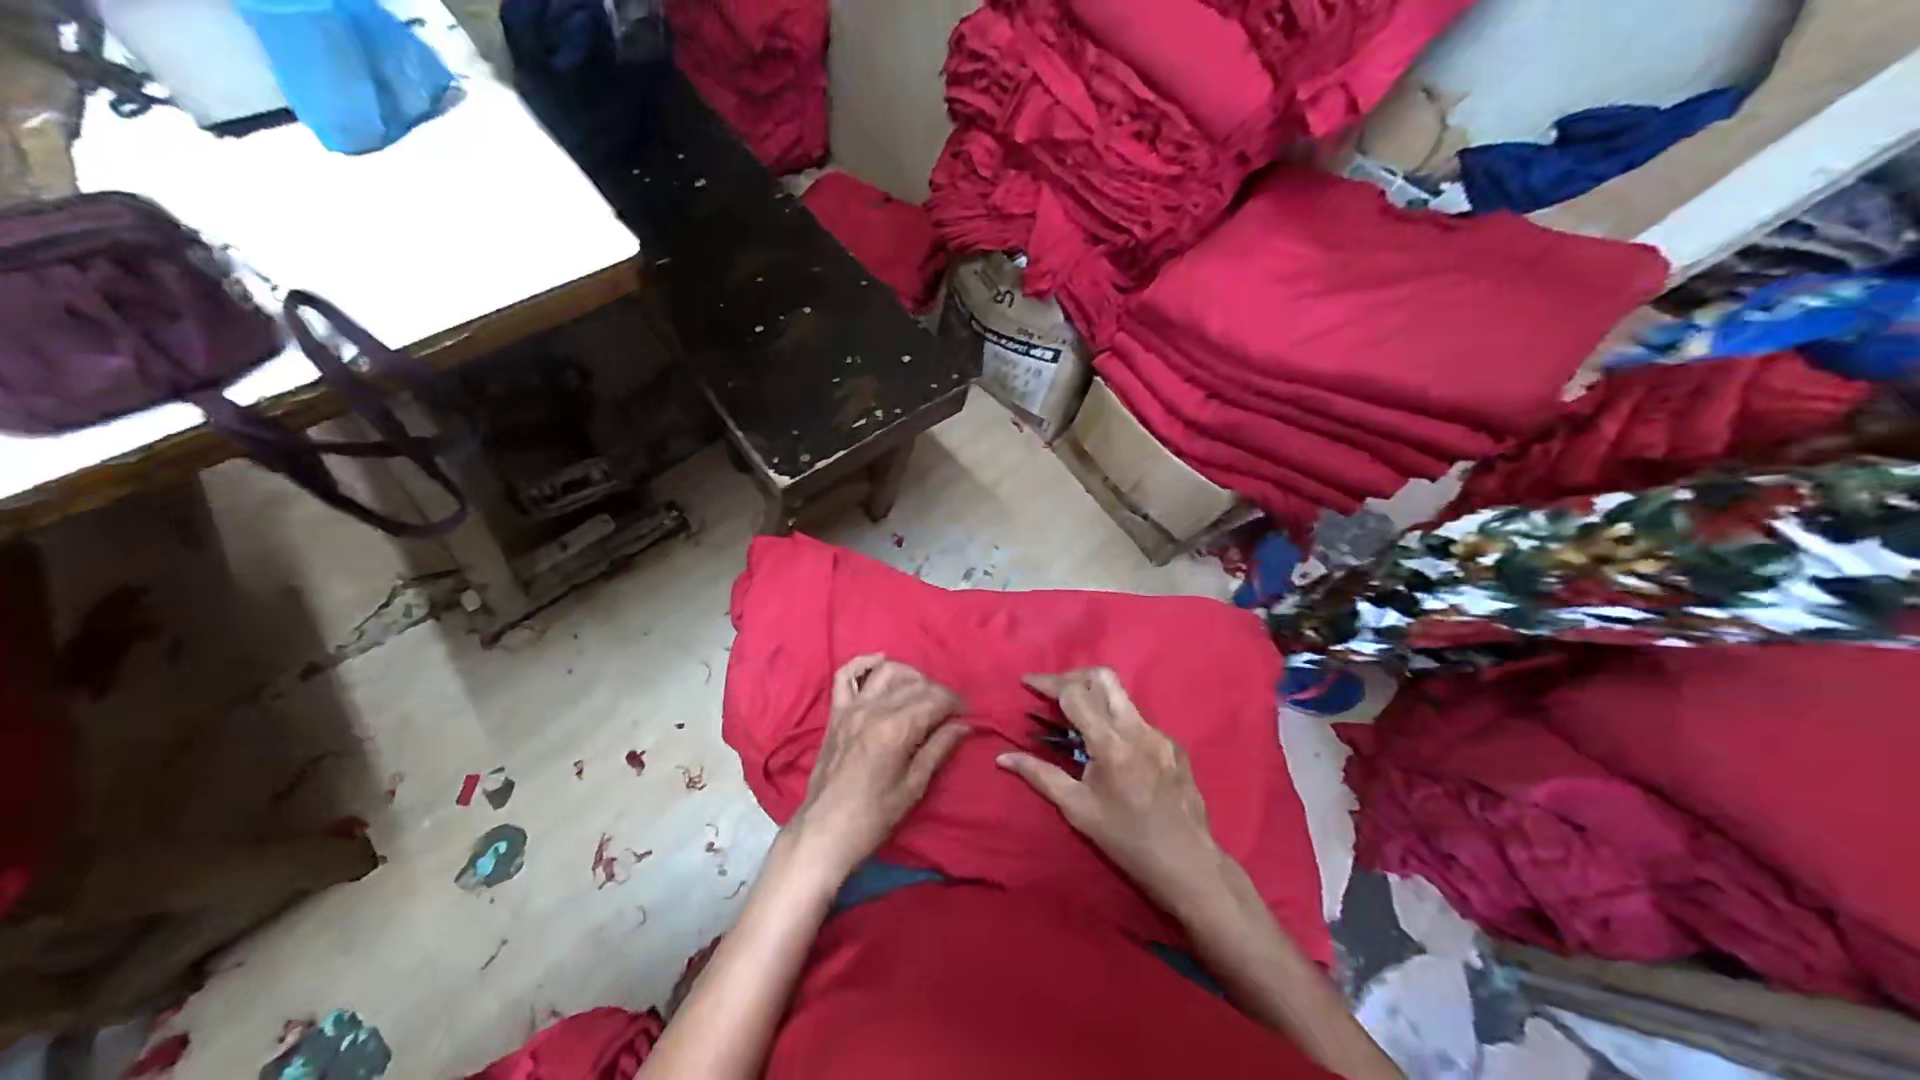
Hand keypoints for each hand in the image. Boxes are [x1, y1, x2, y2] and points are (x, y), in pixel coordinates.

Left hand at [787, 656, 969, 882]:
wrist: (825, 832)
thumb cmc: (874, 816)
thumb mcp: (914, 786)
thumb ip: (939, 749)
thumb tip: (964, 726)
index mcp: (896, 728)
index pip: (935, 699)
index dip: (956, 704)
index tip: (966, 715)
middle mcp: (874, 709)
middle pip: (915, 684)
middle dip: (938, 692)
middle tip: (949, 710)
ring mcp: (851, 708)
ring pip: (886, 672)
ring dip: (909, 675)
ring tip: (922, 691)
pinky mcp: (835, 714)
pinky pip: (844, 677)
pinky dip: (862, 664)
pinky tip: (878, 661)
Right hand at [997, 668, 1220, 914]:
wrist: (1187, 863)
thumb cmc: (1126, 840)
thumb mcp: (1077, 809)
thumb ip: (1040, 775)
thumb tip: (1003, 758)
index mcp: (1111, 744)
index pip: (1074, 695)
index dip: (1048, 683)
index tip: (1027, 682)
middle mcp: (1138, 729)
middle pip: (1103, 678)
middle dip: (1073, 677)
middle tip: (1052, 693)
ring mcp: (1160, 735)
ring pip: (1123, 696)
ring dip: (1095, 697)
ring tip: (1076, 720)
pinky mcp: (1174, 746)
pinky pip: (1139, 720)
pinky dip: (1117, 722)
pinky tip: (1110, 750)